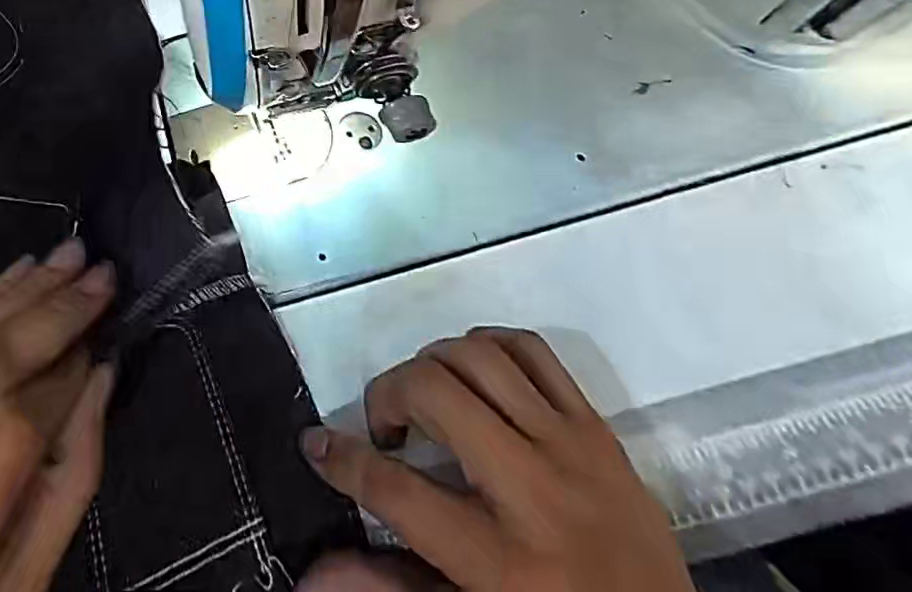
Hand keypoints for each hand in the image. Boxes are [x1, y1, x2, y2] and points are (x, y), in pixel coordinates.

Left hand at [0, 239, 116, 591]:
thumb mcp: (28, 577)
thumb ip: (70, 470)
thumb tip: (100, 369)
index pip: (7, 431)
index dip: (63, 378)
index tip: (106, 336)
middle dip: (48, 314)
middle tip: (99, 270)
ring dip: (16, 295)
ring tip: (67, 256)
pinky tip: (13, 276)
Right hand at [298, 328, 692, 591]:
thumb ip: (388, 589)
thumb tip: (313, 569)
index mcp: (500, 562)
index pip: (397, 492)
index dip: (343, 461)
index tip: (316, 444)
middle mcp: (534, 490)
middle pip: (434, 393)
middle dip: (387, 395)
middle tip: (385, 426)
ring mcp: (571, 446)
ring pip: (478, 356)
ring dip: (433, 362)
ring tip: (427, 398)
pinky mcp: (597, 425)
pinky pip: (532, 350)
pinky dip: (488, 345)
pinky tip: (475, 374)